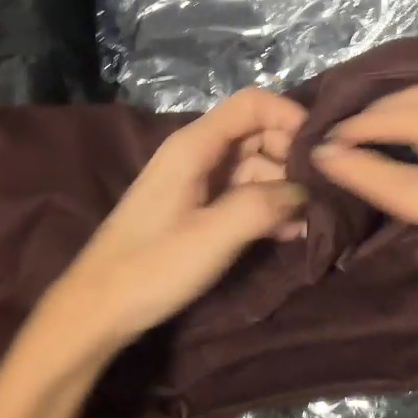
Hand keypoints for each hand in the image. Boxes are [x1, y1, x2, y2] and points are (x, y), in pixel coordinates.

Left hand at [43, 88, 309, 348]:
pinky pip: (244, 194)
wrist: (94, 313)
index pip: (252, 104)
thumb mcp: (214, 236)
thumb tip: (308, 190)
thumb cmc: (152, 266)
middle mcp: (198, 153)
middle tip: (323, 190)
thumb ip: (265, 205)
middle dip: (292, 156)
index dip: (289, 116)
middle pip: (258, 133)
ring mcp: (198, 182)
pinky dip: (269, 207)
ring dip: (285, 188)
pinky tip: (291, 233)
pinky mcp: (199, 209)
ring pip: (255, 166)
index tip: (319, 148)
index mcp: (195, 145)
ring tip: (313, 219)